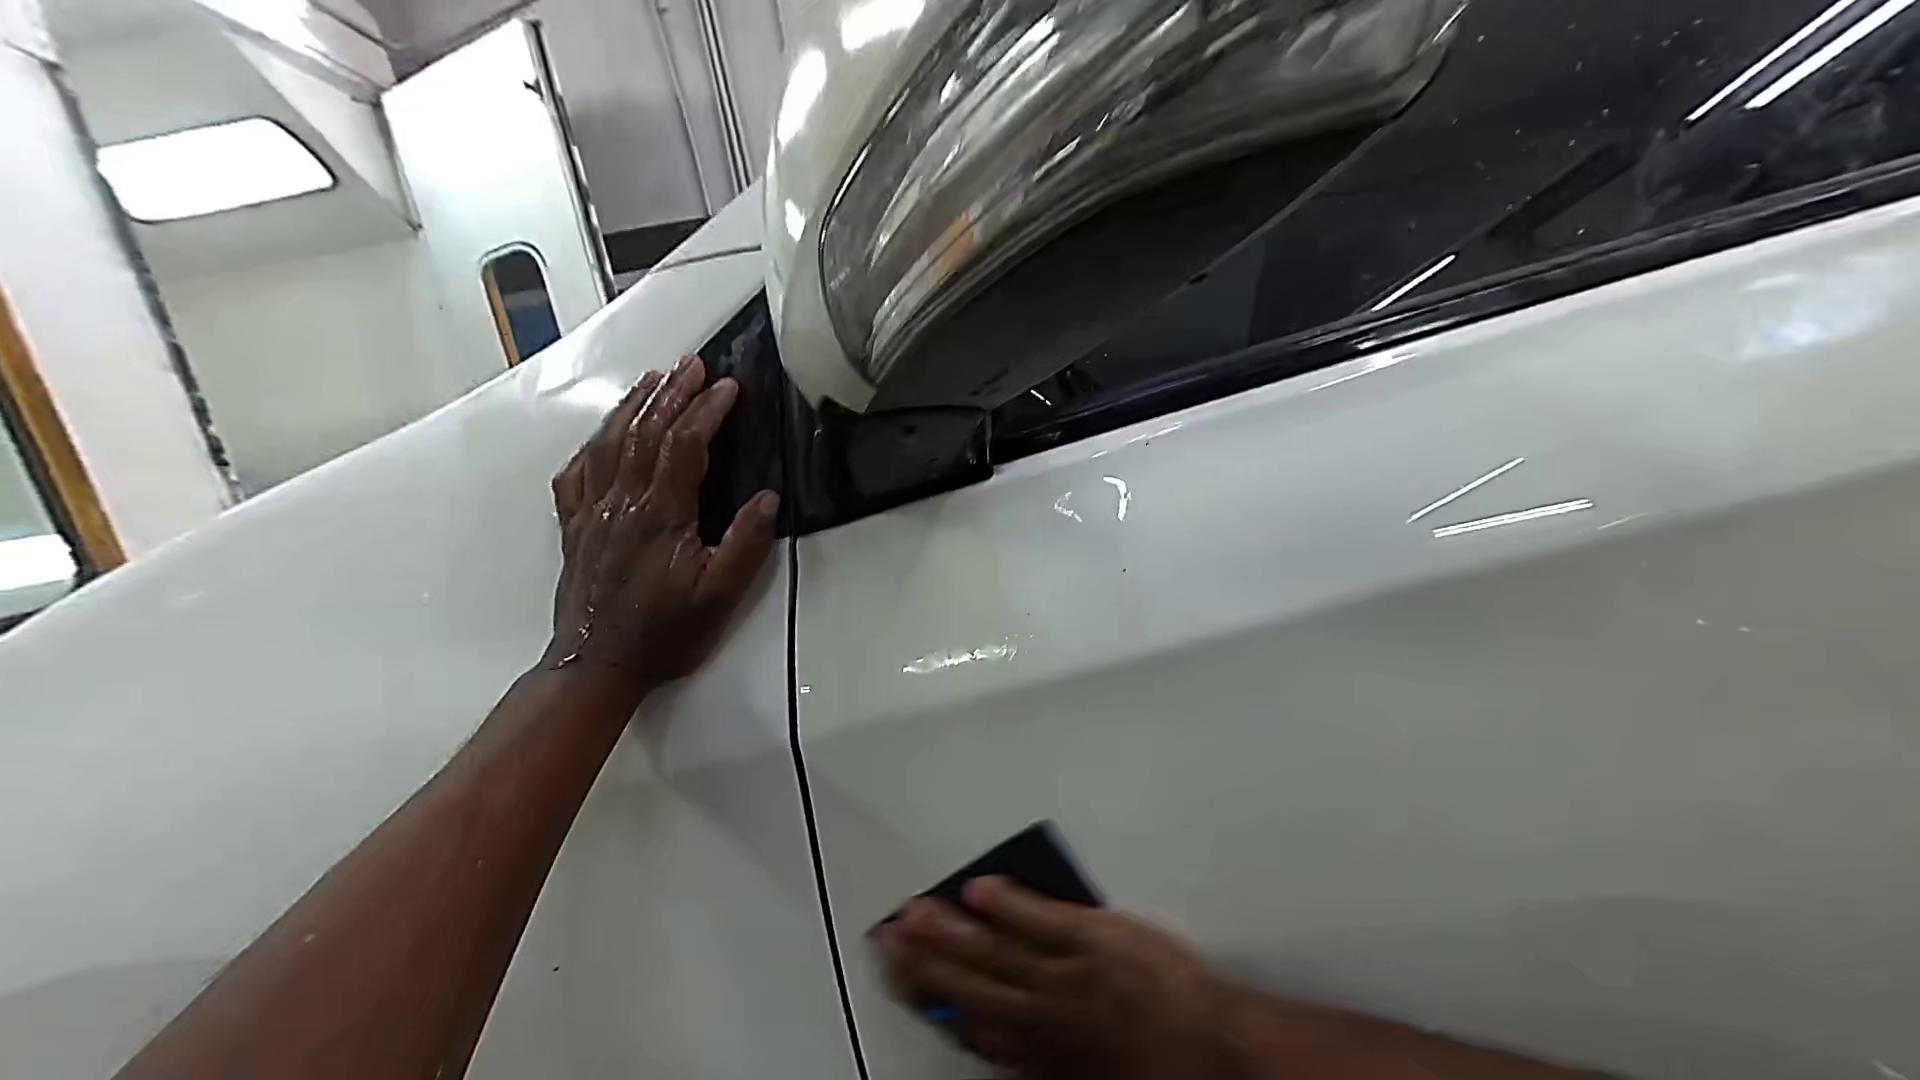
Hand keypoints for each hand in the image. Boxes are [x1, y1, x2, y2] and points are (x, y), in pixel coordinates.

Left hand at [544, 356, 778, 697]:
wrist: (598, 665)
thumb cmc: (663, 633)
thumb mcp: (720, 596)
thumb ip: (745, 544)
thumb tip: (767, 499)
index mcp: (661, 514)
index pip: (684, 445)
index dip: (707, 410)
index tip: (728, 386)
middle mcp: (623, 503)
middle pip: (646, 431)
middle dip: (671, 392)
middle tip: (691, 364)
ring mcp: (593, 512)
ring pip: (610, 443)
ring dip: (634, 406)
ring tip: (653, 379)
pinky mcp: (576, 528)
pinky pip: (577, 473)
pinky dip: (592, 445)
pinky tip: (602, 435)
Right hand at [878, 878, 1243, 1079]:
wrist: (1219, 1049)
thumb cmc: (1159, 1071)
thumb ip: (1038, 1060)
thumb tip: (994, 1042)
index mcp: (1041, 1054)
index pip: (969, 1025)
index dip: (929, 999)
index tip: (899, 972)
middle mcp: (1043, 1016)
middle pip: (971, 986)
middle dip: (926, 961)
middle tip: (889, 935)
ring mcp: (1067, 972)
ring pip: (996, 953)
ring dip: (952, 933)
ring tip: (916, 911)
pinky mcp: (1095, 938)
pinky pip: (1043, 919)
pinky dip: (1010, 906)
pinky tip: (980, 889)